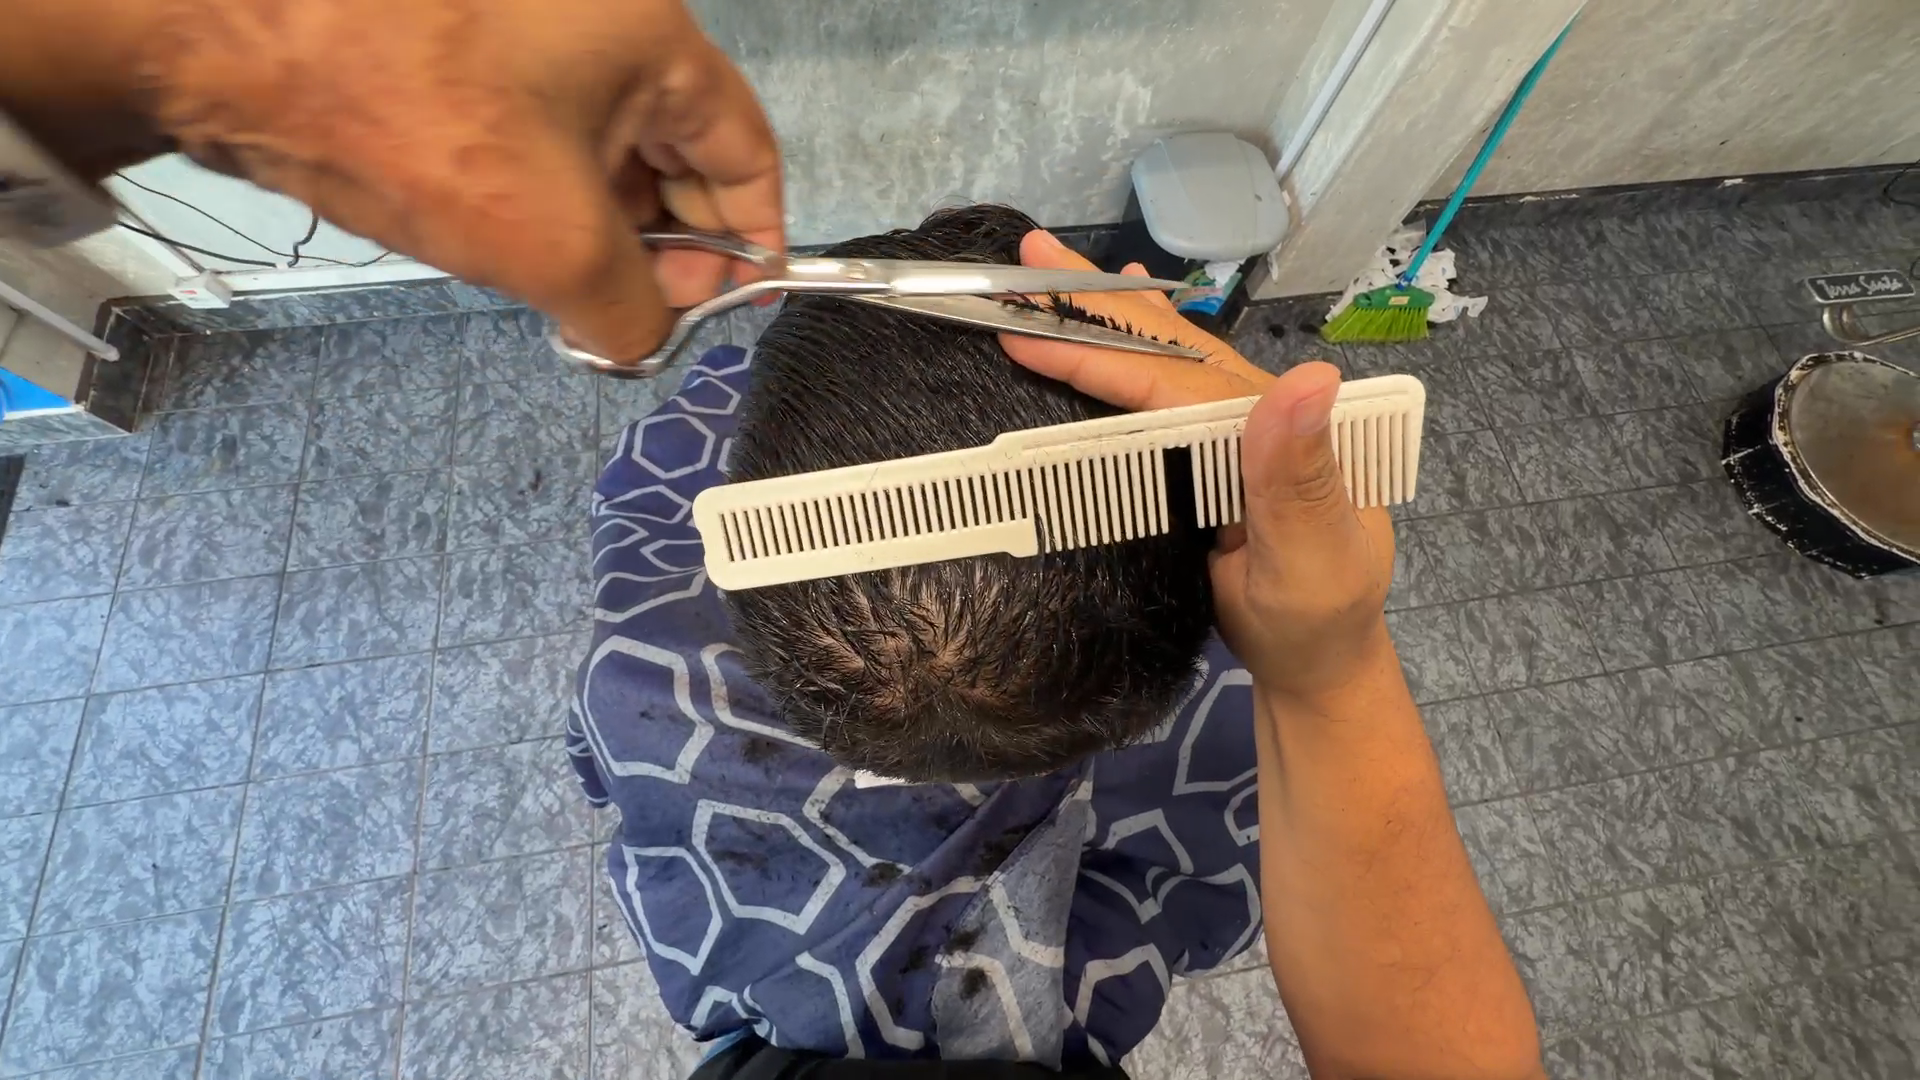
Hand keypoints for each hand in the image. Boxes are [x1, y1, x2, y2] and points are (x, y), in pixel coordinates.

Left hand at [5, 0, 782, 362]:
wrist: (188, 24)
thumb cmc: (415, 122)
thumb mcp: (554, 244)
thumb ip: (636, 315)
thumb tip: (650, 344)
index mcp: (651, 40)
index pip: (746, 152)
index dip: (756, 236)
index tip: (741, 301)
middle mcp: (606, 25)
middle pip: (685, 157)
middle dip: (681, 245)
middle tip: (657, 311)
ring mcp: (537, 32)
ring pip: (619, 157)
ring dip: (621, 236)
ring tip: (595, 295)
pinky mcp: (478, 53)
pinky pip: (559, 145)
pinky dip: (567, 207)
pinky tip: (547, 253)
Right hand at [1001, 229, 1395, 700]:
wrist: (1317, 657)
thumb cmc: (1313, 619)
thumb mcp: (1314, 560)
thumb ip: (1301, 479)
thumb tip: (1306, 378)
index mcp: (1275, 428)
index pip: (1174, 378)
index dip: (1099, 351)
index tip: (1026, 331)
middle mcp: (1255, 411)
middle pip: (1169, 344)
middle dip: (1096, 300)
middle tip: (1030, 257)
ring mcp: (1233, 428)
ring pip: (1166, 354)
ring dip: (1109, 311)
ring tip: (1060, 270)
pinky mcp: (1212, 451)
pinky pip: (1166, 386)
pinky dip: (1135, 345)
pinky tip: (1125, 315)